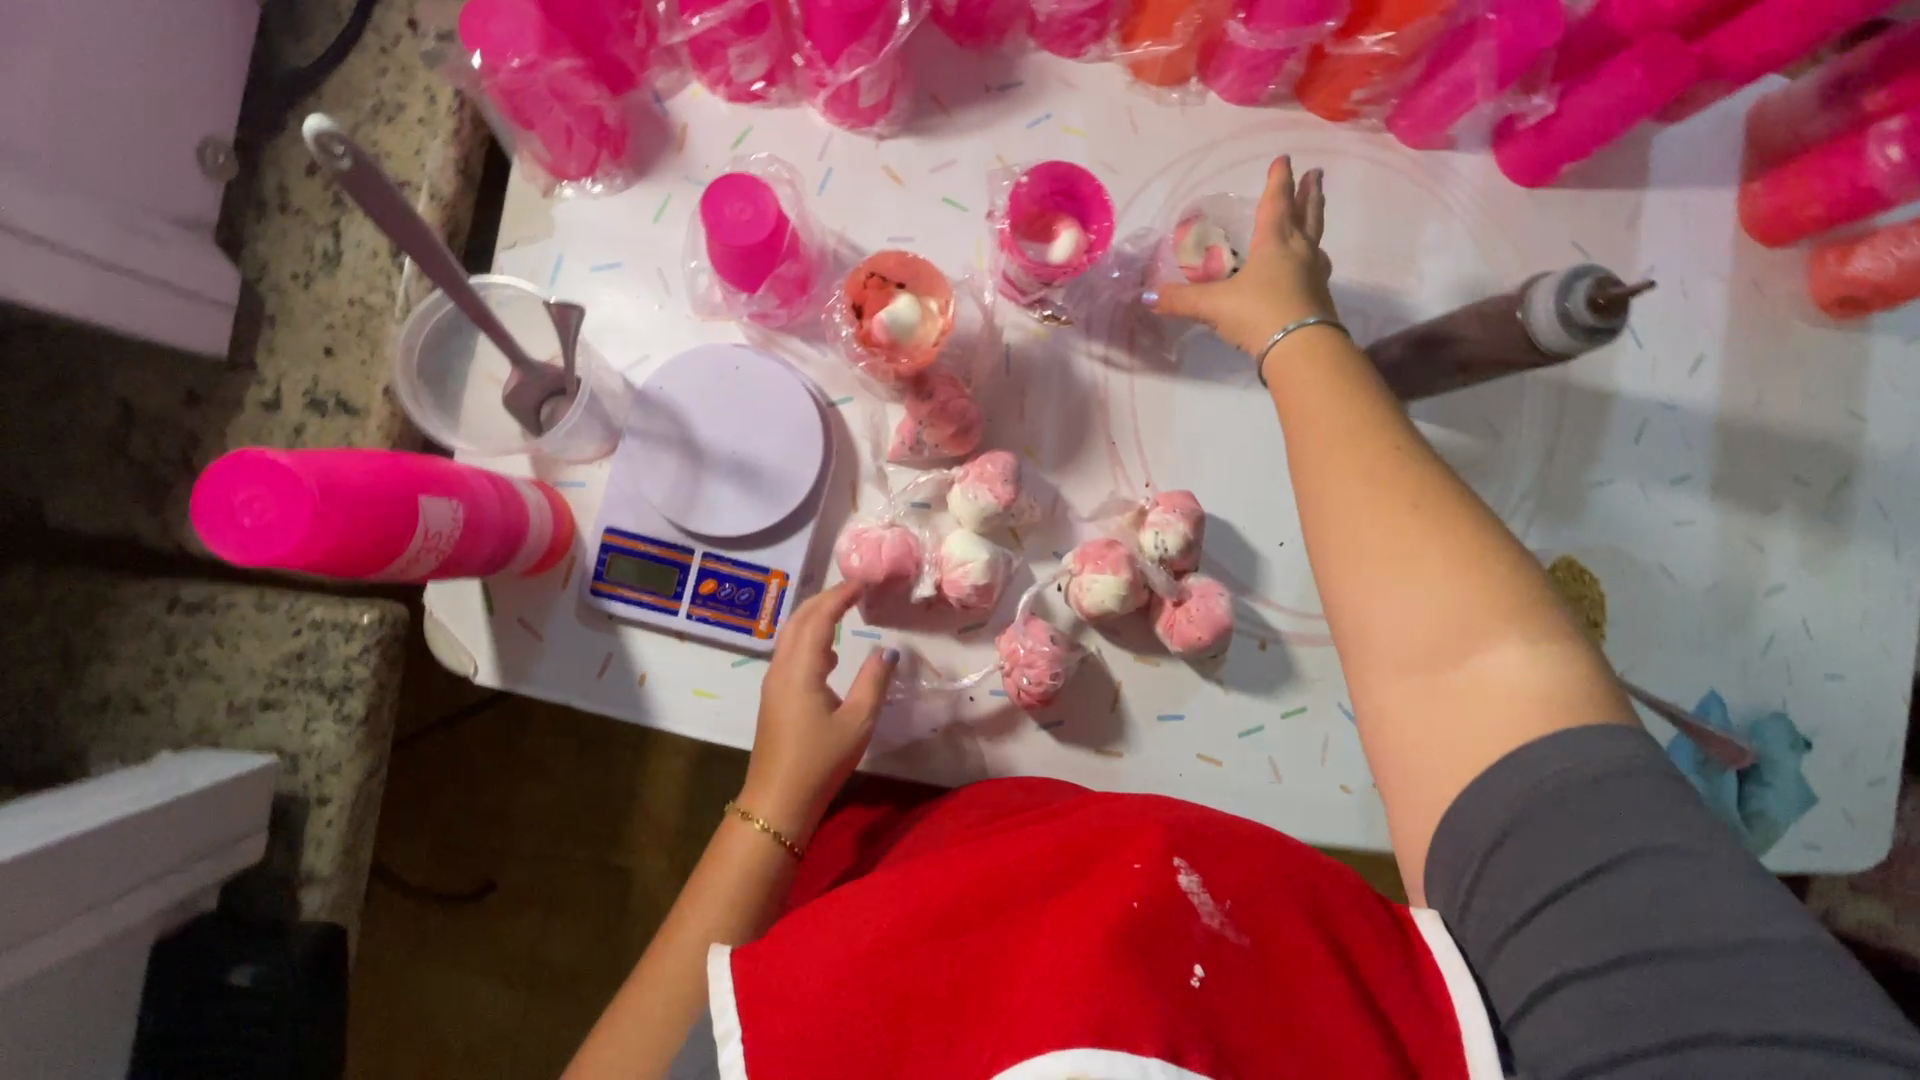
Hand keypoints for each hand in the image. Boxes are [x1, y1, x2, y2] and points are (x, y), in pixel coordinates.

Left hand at [739, 582, 898, 842]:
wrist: (778, 800)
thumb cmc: (820, 761)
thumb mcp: (858, 721)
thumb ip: (873, 681)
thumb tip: (887, 650)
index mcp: (801, 669)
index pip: (819, 618)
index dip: (840, 596)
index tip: (863, 583)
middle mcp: (781, 668)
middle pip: (798, 620)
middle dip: (824, 599)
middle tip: (854, 590)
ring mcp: (774, 682)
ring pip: (791, 636)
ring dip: (814, 617)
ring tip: (843, 611)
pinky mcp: (775, 696)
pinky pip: (790, 653)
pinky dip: (809, 639)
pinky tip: (830, 655)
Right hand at [1151, 156, 1335, 361]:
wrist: (1300, 349)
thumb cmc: (1258, 313)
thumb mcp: (1213, 305)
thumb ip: (1181, 299)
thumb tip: (1148, 296)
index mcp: (1275, 243)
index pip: (1276, 204)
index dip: (1278, 181)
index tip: (1284, 159)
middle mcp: (1299, 252)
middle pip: (1306, 215)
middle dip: (1308, 194)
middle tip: (1316, 174)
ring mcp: (1313, 276)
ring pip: (1316, 241)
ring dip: (1314, 224)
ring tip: (1313, 218)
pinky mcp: (1319, 299)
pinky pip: (1316, 269)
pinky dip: (1313, 260)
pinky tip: (1309, 267)